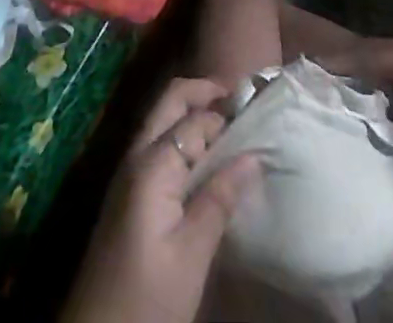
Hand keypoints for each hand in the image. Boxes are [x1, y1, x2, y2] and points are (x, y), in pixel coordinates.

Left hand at [60, 78, 261, 322]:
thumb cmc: (146, 300)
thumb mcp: (192, 253)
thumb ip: (220, 197)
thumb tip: (253, 154)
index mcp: (151, 166)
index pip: (197, 119)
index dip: (229, 113)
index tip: (263, 112)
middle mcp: (135, 157)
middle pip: (170, 102)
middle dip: (206, 92)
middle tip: (245, 103)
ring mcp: (129, 175)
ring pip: (163, 121)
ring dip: (196, 114)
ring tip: (236, 128)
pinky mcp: (130, 195)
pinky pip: (160, 147)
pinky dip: (186, 139)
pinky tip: (211, 160)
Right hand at [322, 38, 392, 229]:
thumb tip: (357, 132)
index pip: (374, 55)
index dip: (337, 65)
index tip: (301, 75)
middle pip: (382, 61)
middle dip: (347, 76)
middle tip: (308, 93)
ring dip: (367, 93)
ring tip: (328, 108)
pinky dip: (389, 106)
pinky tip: (368, 125)